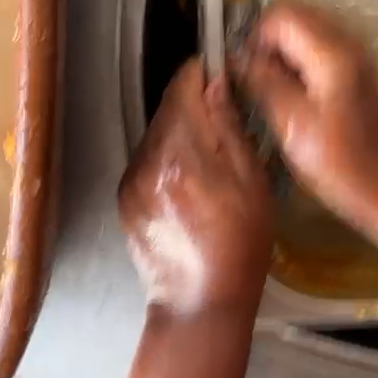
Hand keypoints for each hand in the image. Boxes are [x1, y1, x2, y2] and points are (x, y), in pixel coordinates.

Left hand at [120, 59, 273, 314]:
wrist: (200, 304)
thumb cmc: (242, 242)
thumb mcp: (253, 181)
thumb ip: (229, 127)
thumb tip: (215, 83)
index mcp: (184, 151)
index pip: (182, 86)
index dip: (201, 74)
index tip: (219, 74)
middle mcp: (148, 158)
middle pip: (168, 108)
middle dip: (193, 104)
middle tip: (222, 119)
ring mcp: (131, 179)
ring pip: (156, 132)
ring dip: (179, 130)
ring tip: (207, 156)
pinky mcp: (124, 198)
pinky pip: (146, 158)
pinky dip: (166, 156)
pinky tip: (188, 181)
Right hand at [236, 2, 377, 218]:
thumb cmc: (334, 159)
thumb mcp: (290, 122)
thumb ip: (262, 81)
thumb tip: (236, 58)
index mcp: (331, 53)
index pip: (282, 16)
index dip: (255, 36)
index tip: (243, 68)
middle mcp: (346, 42)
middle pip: (295, 16)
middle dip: (268, 39)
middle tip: (254, 76)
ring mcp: (353, 53)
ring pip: (305, 29)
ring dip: (282, 49)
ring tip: (269, 85)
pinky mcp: (353, 67)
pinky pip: (317, 44)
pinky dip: (297, 57)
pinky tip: (289, 90)